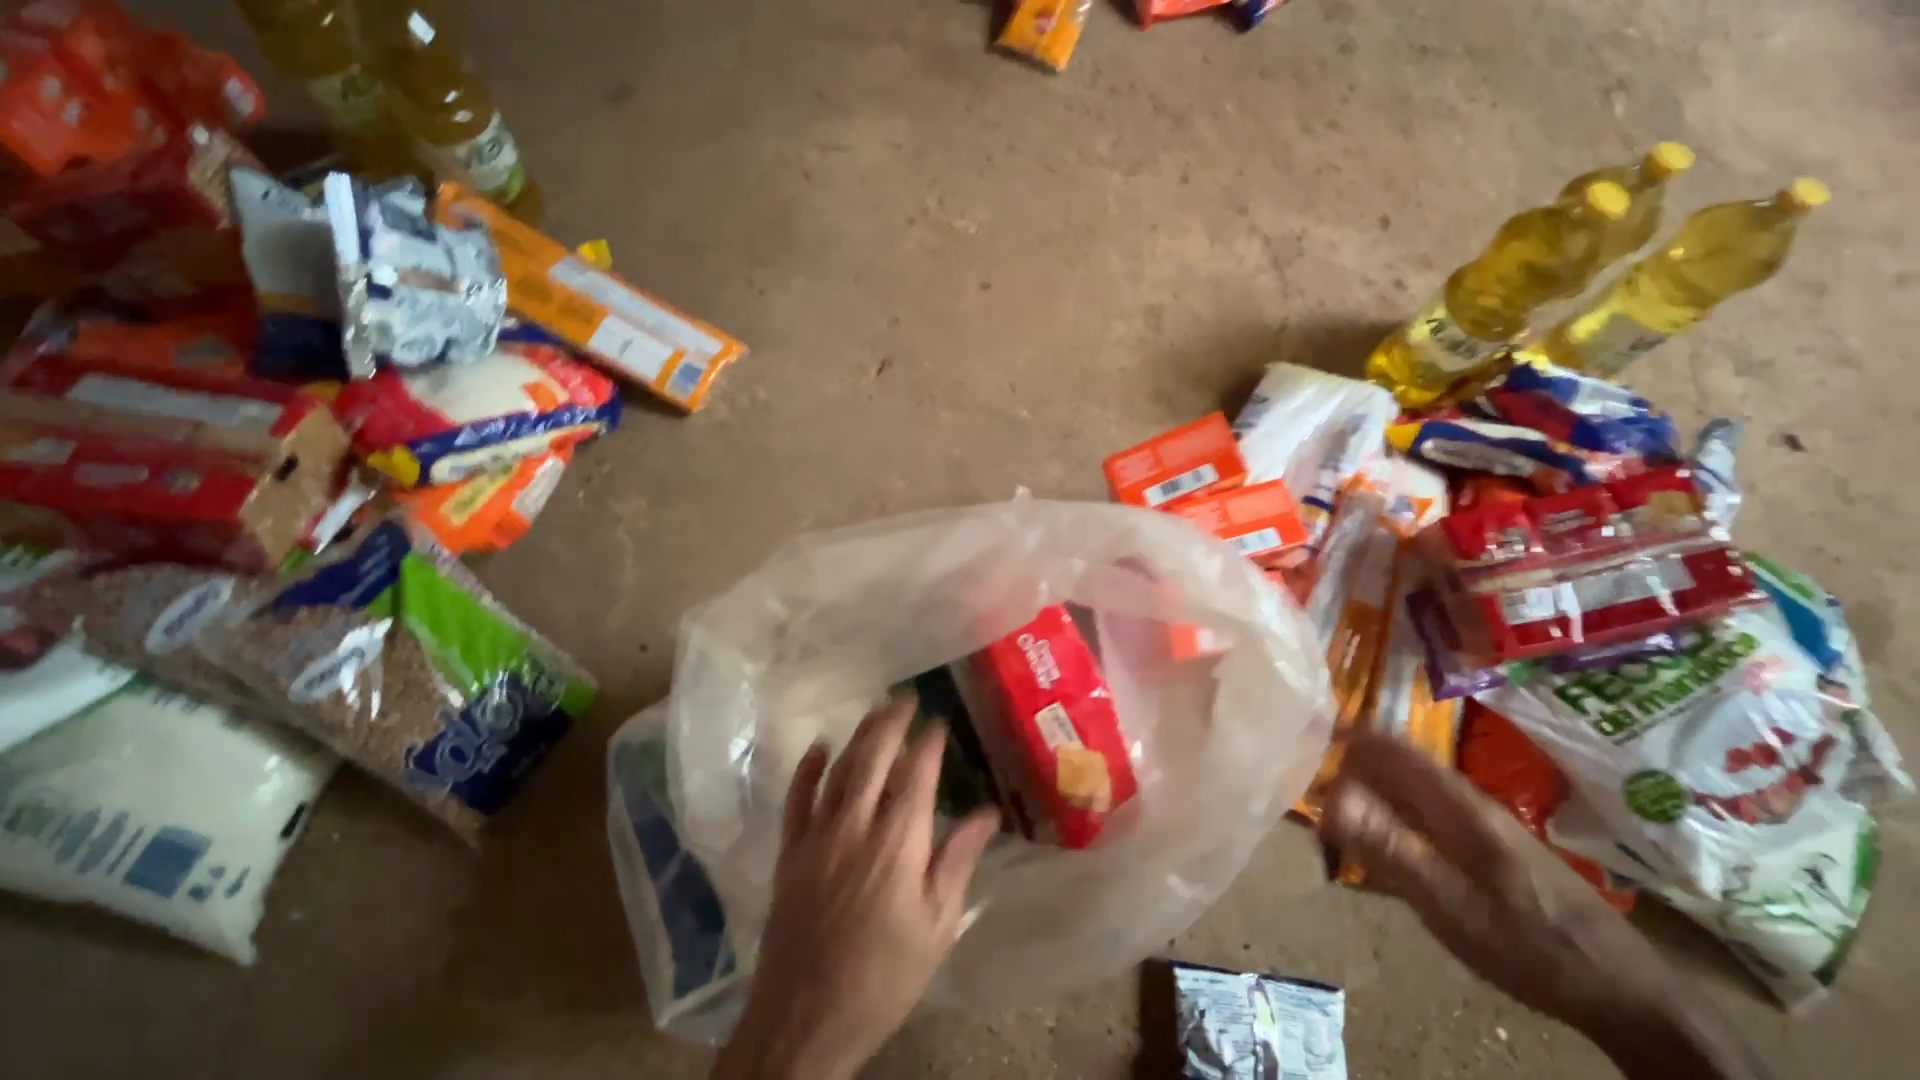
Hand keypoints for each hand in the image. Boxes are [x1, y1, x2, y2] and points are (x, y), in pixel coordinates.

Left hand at [712, 698, 999, 1079]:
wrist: (808, 1015)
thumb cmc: (885, 975)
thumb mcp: (937, 924)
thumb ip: (958, 860)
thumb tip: (987, 812)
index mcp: (899, 842)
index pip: (917, 774)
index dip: (929, 742)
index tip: (939, 722)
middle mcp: (856, 826)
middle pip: (874, 757)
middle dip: (891, 723)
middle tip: (905, 701)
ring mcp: (817, 836)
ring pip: (838, 769)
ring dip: (857, 736)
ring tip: (874, 713)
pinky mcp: (789, 853)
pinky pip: (796, 798)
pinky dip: (808, 768)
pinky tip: (819, 748)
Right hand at [1320, 733, 1773, 1079]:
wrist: (1618, 986)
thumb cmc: (1530, 944)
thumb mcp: (1450, 903)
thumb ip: (1390, 849)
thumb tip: (1332, 799)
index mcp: (1457, 804)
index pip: (1391, 746)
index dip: (1347, 734)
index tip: (1301, 737)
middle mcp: (1465, 802)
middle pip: (1396, 763)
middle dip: (1347, 766)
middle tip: (1300, 785)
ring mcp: (1477, 824)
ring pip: (1407, 788)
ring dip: (1365, 791)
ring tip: (1325, 814)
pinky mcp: (1484, 848)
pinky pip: (1421, 813)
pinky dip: (1387, 815)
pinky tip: (1374, 843)